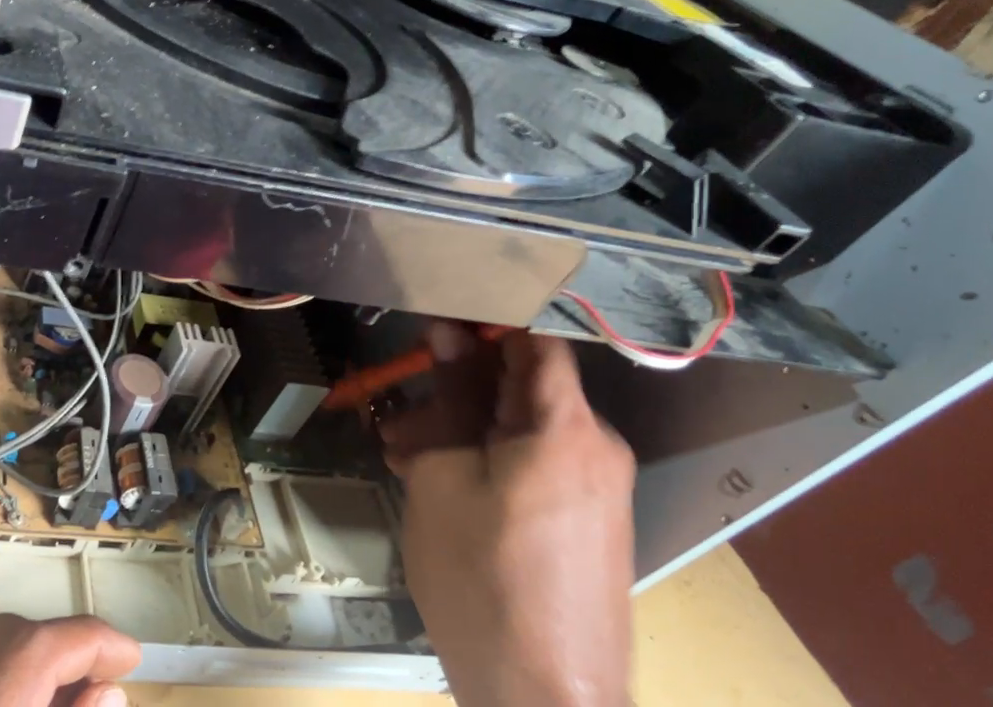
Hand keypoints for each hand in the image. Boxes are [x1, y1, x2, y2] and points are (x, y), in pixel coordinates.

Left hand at [0, 613, 139, 706]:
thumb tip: (108, 693)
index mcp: (25, 652)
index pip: (85, 635)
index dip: (113, 650)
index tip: (133, 664)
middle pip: (49, 641)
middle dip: (77, 668)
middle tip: (98, 700)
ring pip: (15, 654)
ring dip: (42, 680)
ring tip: (56, 706)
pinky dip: (8, 687)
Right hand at [381, 323, 634, 706]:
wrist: (543, 696)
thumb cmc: (483, 576)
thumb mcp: (443, 476)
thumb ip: (450, 400)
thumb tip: (447, 338)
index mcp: (567, 428)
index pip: (535, 339)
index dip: (482, 322)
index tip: (428, 326)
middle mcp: (595, 447)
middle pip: (523, 386)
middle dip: (456, 386)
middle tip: (396, 408)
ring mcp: (595, 488)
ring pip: (520, 428)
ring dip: (460, 428)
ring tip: (402, 453)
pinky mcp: (585, 521)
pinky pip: (533, 465)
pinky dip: (485, 460)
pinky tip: (434, 483)